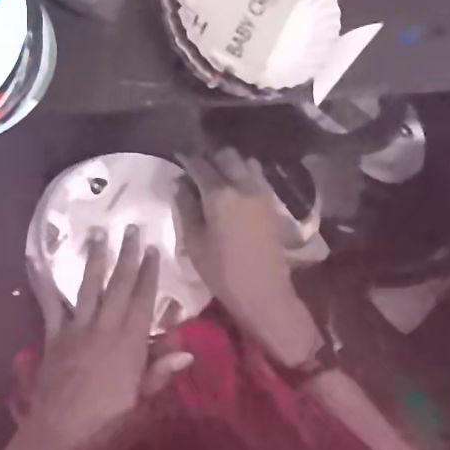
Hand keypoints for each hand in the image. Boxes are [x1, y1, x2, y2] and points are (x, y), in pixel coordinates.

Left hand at [18, 226, 190, 449]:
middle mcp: (103, 329)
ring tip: (99, 234)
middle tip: (132, 229)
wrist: (56, 437)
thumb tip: (185, 350)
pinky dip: (45, 283)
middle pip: (118, 287)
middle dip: (127, 257)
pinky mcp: (53, 336)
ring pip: (88, 287)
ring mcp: (75, 329)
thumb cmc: (105, 428)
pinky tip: (40, 262)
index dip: (149, 275)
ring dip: (95, 259)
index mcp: (129, 345)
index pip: (143, 302)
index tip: (154, 250)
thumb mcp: (140, 406)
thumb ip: (158, 373)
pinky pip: (50, 305)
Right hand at [181, 149, 324, 367]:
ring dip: (231, 164)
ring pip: (246, 163)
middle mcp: (243, 186)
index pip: (200, 165)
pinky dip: (244, 176)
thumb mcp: (194, 242)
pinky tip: (235, 190)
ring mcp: (262, 194)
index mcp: (220, 195)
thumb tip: (179, 183)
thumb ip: (185, 207)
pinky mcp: (273, 205)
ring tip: (218, 176)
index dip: (186, 158)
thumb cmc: (222, 271)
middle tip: (197, 166)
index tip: (177, 155)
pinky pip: (257, 178)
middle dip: (211, 156)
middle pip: (227, 156)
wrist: (265, 294)